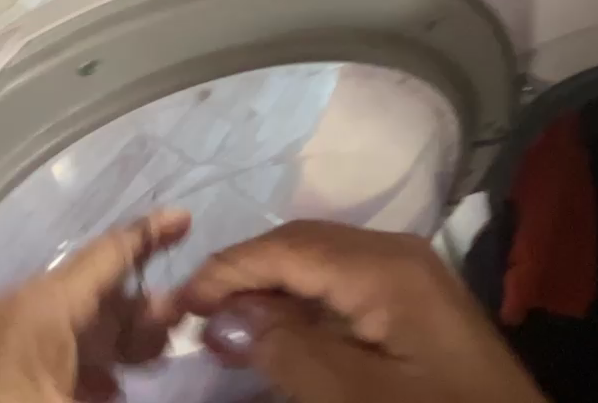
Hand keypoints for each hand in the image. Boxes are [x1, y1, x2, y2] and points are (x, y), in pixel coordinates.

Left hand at [0, 210, 190, 402]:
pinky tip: (112, 394)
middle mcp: (35, 313)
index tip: (187, 219)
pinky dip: (90, 373)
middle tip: (192, 318)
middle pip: (103, 297)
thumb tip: (132, 389)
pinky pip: (58, 360)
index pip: (111, 254)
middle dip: (147, 305)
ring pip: (81, 331)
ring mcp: (13, 344)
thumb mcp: (57, 402)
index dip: (151, 235)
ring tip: (162, 355)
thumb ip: (110, 393)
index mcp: (50, 307)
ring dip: (121, 343)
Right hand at [179, 220, 547, 402]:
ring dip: (273, 289)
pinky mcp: (417, 306)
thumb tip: (224, 316)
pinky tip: (282, 331)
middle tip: (196, 311)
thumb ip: (288, 352)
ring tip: (227, 321)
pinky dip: (306, 306)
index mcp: (386, 265)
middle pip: (304, 246)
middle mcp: (397, 252)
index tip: (180, 299)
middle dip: (248, 273)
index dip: (230, 269)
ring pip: (322, 264)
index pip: (289, 248)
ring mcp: (411, 277)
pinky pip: (346, 288)